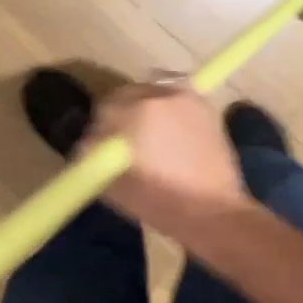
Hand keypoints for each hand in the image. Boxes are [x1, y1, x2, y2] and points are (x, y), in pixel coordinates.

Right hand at [78, 82, 249, 238]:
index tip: (100, 148)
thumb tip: (89, 144)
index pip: (103, 110)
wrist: (213, 209)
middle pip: (124, 96)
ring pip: (149, 93)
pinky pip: (174, 97)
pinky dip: (167, 109)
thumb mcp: (114, 185)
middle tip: (122, 142)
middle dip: (119, 115)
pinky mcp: (203, 103)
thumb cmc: (160, 202)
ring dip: (142, 109)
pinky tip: (171, 132)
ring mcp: (183, 97)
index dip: (99, 130)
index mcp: (133, 115)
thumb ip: (94, 156)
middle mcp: (157, 96)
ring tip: (149, 136)